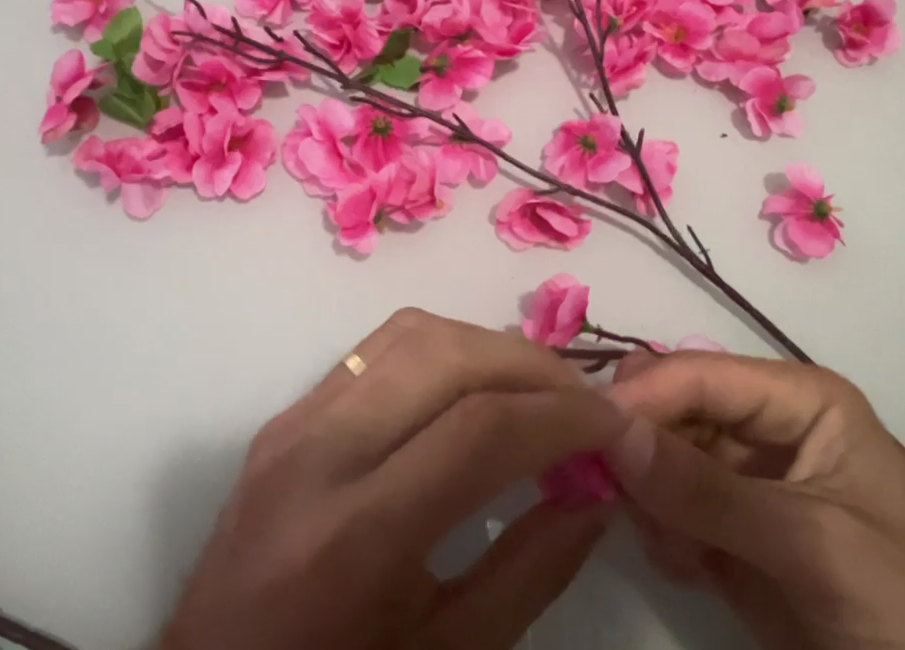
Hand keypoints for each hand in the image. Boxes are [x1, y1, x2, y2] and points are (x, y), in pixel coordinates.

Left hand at [158, 308, 626, 649]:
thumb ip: (530, 571)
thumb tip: (597, 492)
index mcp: (355, 535)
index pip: (481, 430)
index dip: (565, 417)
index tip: (619, 428)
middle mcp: (317, 454)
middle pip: (446, 356)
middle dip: (534, 367)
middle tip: (588, 404)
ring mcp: (292, 424)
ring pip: (410, 334)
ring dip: (488, 347)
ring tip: (541, 391)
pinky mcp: (285, 416)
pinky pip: (377, 351)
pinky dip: (444, 351)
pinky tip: (477, 389)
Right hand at [605, 351, 904, 649]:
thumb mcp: (813, 544)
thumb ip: (708, 491)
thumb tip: (609, 432)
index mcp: (799, 400)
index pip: (696, 374)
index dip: (641, 397)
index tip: (584, 434)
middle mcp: (763, 426)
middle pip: (667, 409)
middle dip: (639, 451)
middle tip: (617, 498)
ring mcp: (742, 480)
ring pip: (654, 459)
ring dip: (649, 502)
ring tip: (679, 553)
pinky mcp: (726, 530)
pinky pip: (662, 509)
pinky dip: (660, 535)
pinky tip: (689, 569)